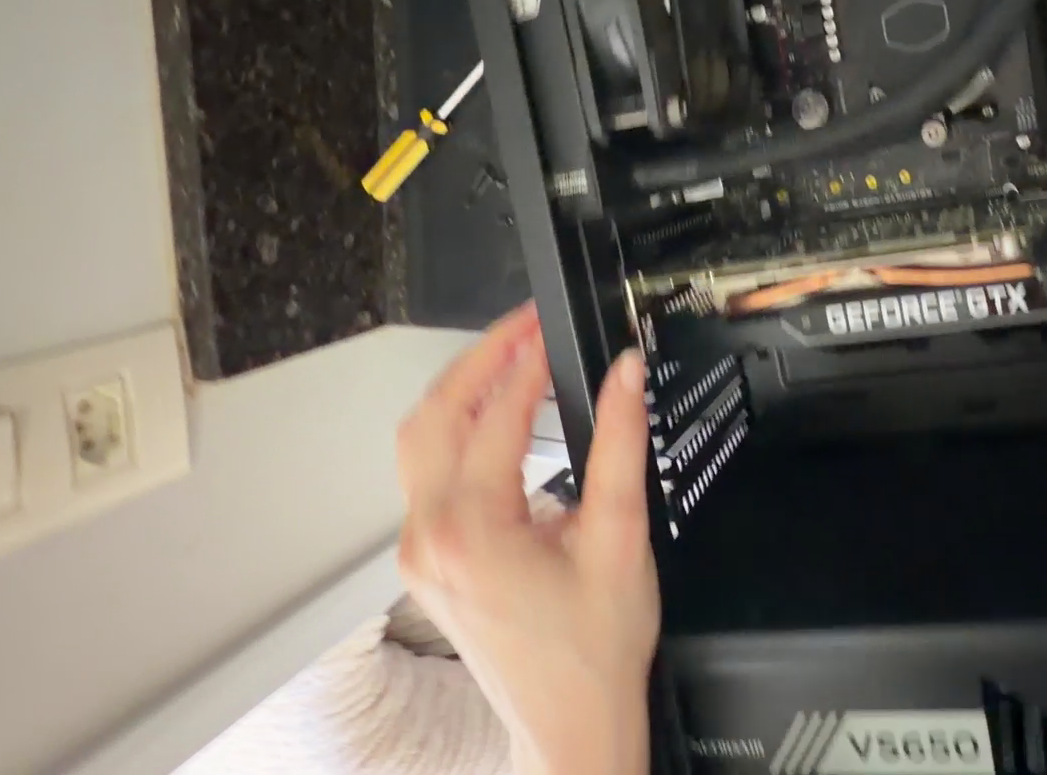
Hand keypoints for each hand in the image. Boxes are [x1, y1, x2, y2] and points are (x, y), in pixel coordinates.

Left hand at [396, 302, 659, 774]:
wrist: (571, 722)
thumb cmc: (595, 645)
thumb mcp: (619, 533)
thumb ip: (620, 441)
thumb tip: (625, 373)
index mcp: (472, 529)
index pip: (497, 415)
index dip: (527, 361)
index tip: (551, 324)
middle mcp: (429, 535)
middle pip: (434, 416)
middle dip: (479, 360)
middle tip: (524, 325)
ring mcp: (420, 550)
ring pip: (422, 442)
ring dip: (464, 391)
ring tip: (512, 356)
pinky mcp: (431, 559)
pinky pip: (431, 472)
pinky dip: (461, 429)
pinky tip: (499, 415)